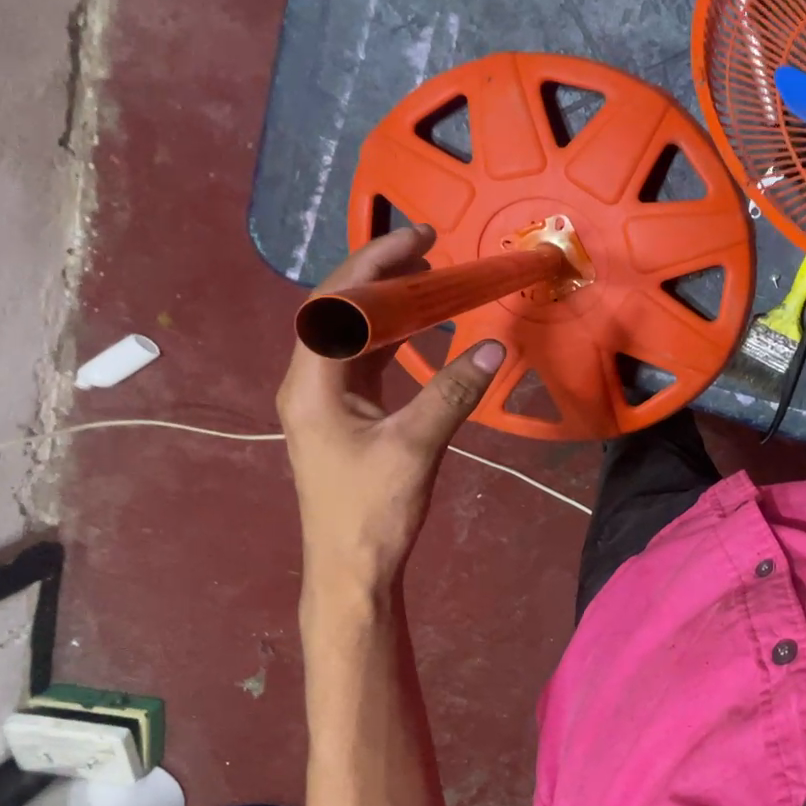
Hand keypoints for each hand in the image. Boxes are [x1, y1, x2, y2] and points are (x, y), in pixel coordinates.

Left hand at [276, 225, 504, 586]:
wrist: (351, 565)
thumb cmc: (373, 508)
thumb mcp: (417, 446)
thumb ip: (453, 392)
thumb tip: (495, 347)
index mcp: (312, 384)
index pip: (335, 305)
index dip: (375, 265)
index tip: (420, 239)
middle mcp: (310, 381)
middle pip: (337, 310)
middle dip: (380, 272)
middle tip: (429, 247)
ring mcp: (326, 397)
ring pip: (352, 331)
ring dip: (388, 300)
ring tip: (431, 277)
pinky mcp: (347, 413)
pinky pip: (367, 357)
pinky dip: (395, 333)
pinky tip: (424, 327)